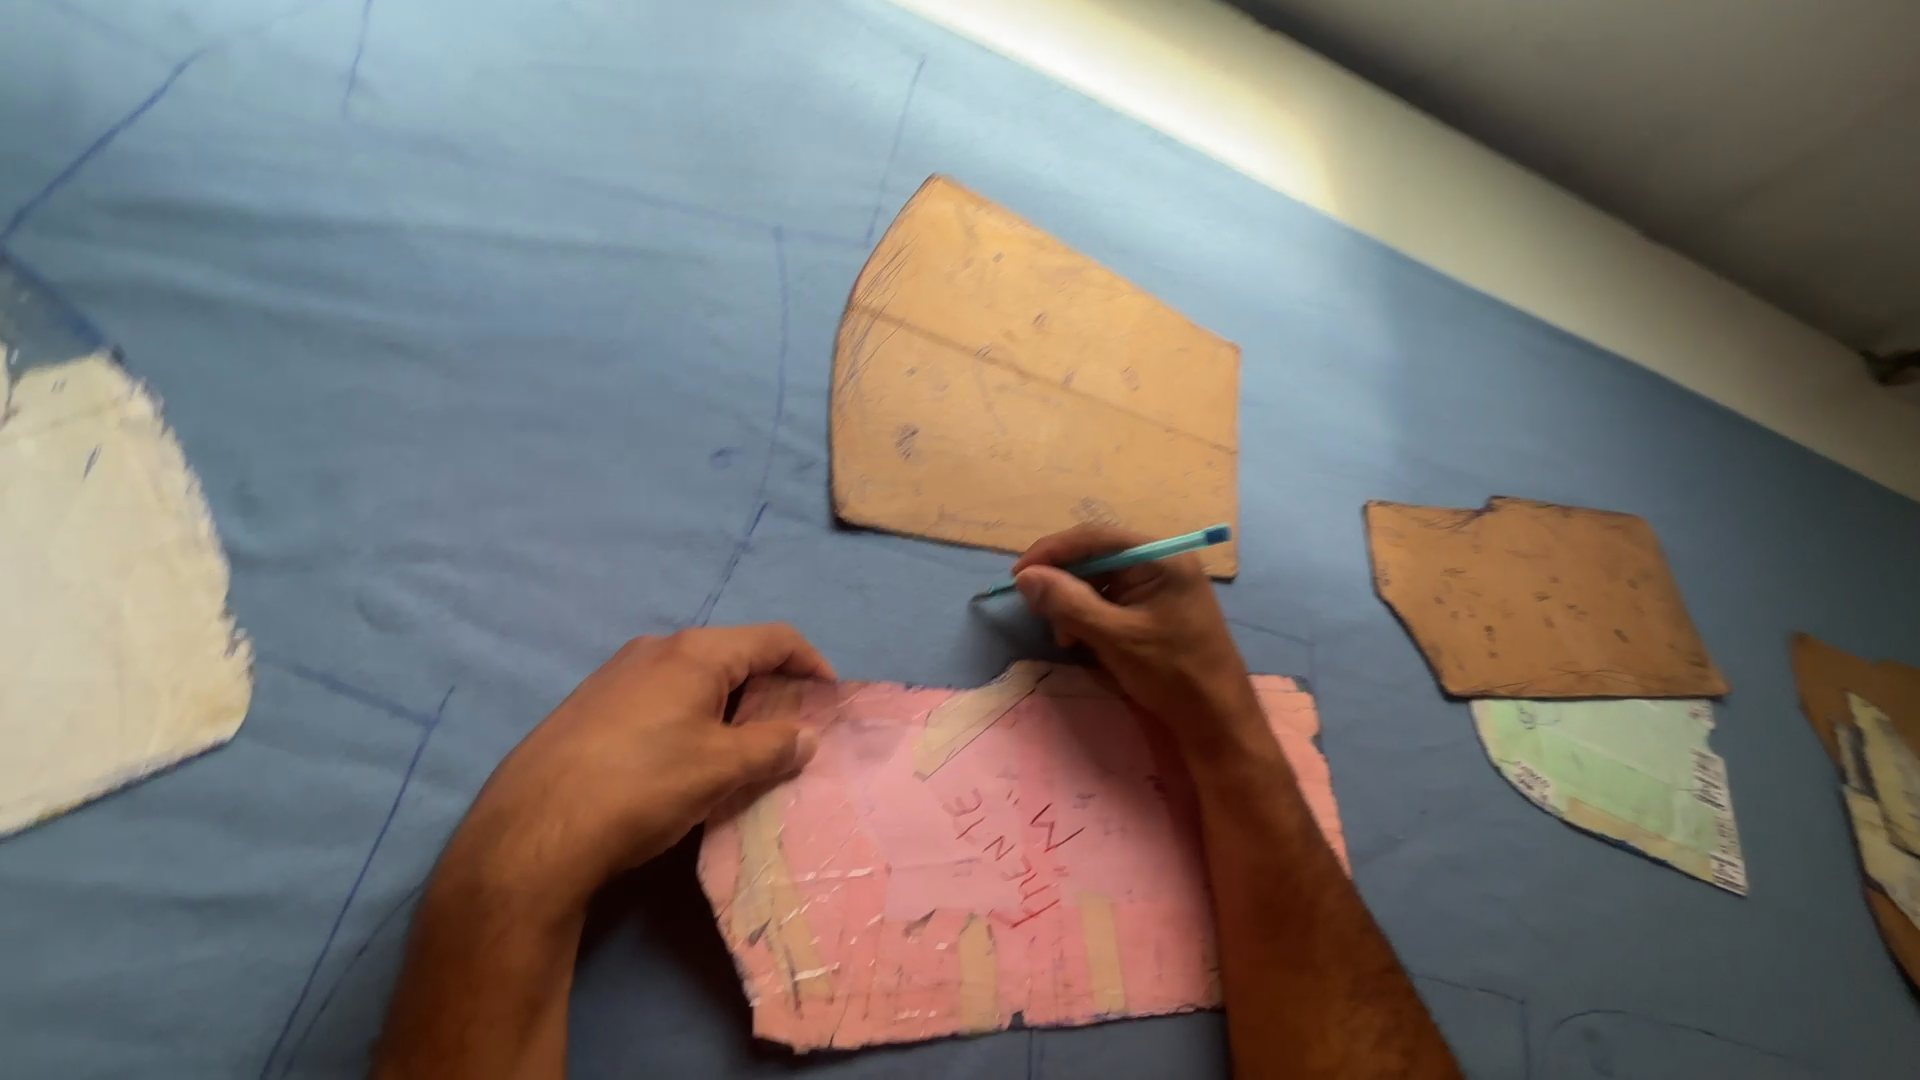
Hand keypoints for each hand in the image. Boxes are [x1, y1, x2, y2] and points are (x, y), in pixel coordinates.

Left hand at [441, 624, 834, 913]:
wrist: (528, 834)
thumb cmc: (642, 787)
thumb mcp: (722, 768)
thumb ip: (774, 746)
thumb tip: (806, 736)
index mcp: (695, 652)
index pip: (773, 638)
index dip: (811, 662)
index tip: (829, 697)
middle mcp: (655, 649)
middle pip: (733, 654)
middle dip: (770, 687)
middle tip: (790, 729)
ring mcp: (616, 675)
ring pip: (694, 677)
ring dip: (730, 704)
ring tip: (742, 748)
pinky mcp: (590, 706)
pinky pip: (661, 696)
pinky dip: (692, 715)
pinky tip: (685, 758)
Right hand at [1013, 525, 1268, 761]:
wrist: (1216, 718)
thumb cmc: (1171, 673)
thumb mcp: (1114, 637)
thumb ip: (1068, 602)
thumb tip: (1025, 577)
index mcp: (1160, 557)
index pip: (1094, 537)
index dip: (1052, 552)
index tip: (1018, 575)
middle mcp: (1160, 561)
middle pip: (1095, 555)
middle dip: (1062, 581)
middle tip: (1036, 608)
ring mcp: (1158, 584)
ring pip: (1099, 579)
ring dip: (1072, 602)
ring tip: (1063, 635)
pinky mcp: (1154, 607)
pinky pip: (1110, 598)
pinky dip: (1088, 614)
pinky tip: (1078, 638)